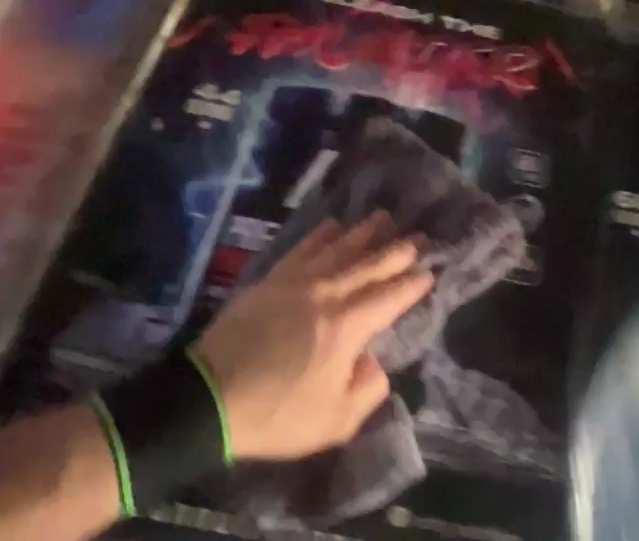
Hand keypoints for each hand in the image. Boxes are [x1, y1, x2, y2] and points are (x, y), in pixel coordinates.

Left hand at [190, 213, 432, 460]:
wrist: (208, 398)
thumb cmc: (275, 414)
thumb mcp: (334, 422)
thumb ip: (367, 391)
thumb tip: (373, 361)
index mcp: (346, 328)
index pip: (389, 298)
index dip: (412, 284)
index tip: (431, 270)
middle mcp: (326, 294)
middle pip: (368, 265)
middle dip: (397, 250)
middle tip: (419, 235)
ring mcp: (296, 282)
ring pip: (338, 249)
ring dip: (363, 232)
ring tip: (384, 217)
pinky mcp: (271, 280)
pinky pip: (302, 248)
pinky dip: (320, 234)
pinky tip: (333, 224)